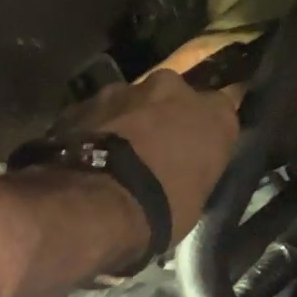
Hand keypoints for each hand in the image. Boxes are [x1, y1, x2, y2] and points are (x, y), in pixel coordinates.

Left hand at [52, 70, 238, 243]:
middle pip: (167, 96)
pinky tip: (79, 153)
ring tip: (107, 153)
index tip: (189, 146)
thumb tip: (179, 169)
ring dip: (119, 121)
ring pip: (124, 102)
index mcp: (212, 112)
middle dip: (156, 116)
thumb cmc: (159, 208)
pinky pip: (89, 115)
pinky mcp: (79, 103)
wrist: (94, 203)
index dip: (200, 128)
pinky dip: (88, 129)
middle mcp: (169, 88)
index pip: (217, 109)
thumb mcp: (196, 196)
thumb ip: (192, 166)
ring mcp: (120, 91)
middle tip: (144, 147)